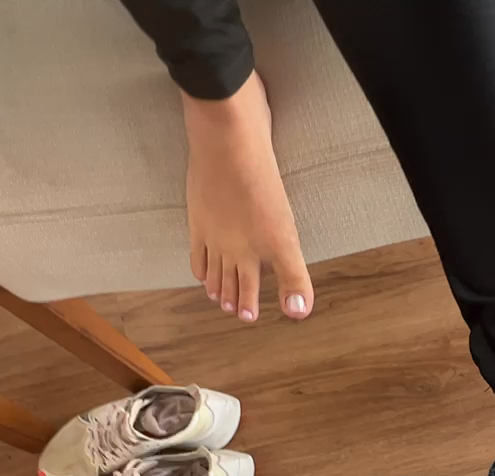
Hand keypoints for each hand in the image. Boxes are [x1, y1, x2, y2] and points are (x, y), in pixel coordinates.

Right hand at [180, 74, 313, 322]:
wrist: (228, 139)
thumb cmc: (260, 187)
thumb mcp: (285, 239)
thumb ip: (292, 277)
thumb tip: (297, 314)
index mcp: (249, 253)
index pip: (246, 287)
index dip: (247, 303)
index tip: (246, 316)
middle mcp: (226, 244)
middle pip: (227, 276)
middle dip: (230, 295)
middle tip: (229, 309)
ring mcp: (210, 224)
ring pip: (211, 260)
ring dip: (213, 279)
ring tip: (213, 293)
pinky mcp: (201, 203)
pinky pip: (197, 238)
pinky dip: (198, 255)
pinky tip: (198, 255)